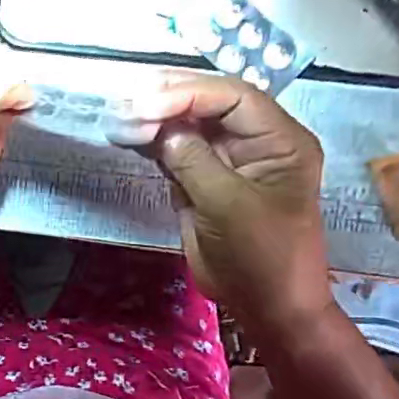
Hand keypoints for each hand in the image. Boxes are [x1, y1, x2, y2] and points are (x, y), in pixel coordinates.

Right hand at [107, 71, 331, 334]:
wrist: (266, 304)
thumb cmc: (261, 255)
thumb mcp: (228, 206)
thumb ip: (194, 161)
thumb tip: (160, 130)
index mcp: (279, 140)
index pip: (232, 97)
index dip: (186, 95)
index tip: (142, 106)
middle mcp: (256, 141)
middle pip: (209, 104)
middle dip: (167, 101)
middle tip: (124, 105)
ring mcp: (228, 161)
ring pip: (189, 126)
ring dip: (155, 120)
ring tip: (119, 118)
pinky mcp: (204, 181)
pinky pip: (177, 152)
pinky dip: (152, 144)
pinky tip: (128, 137)